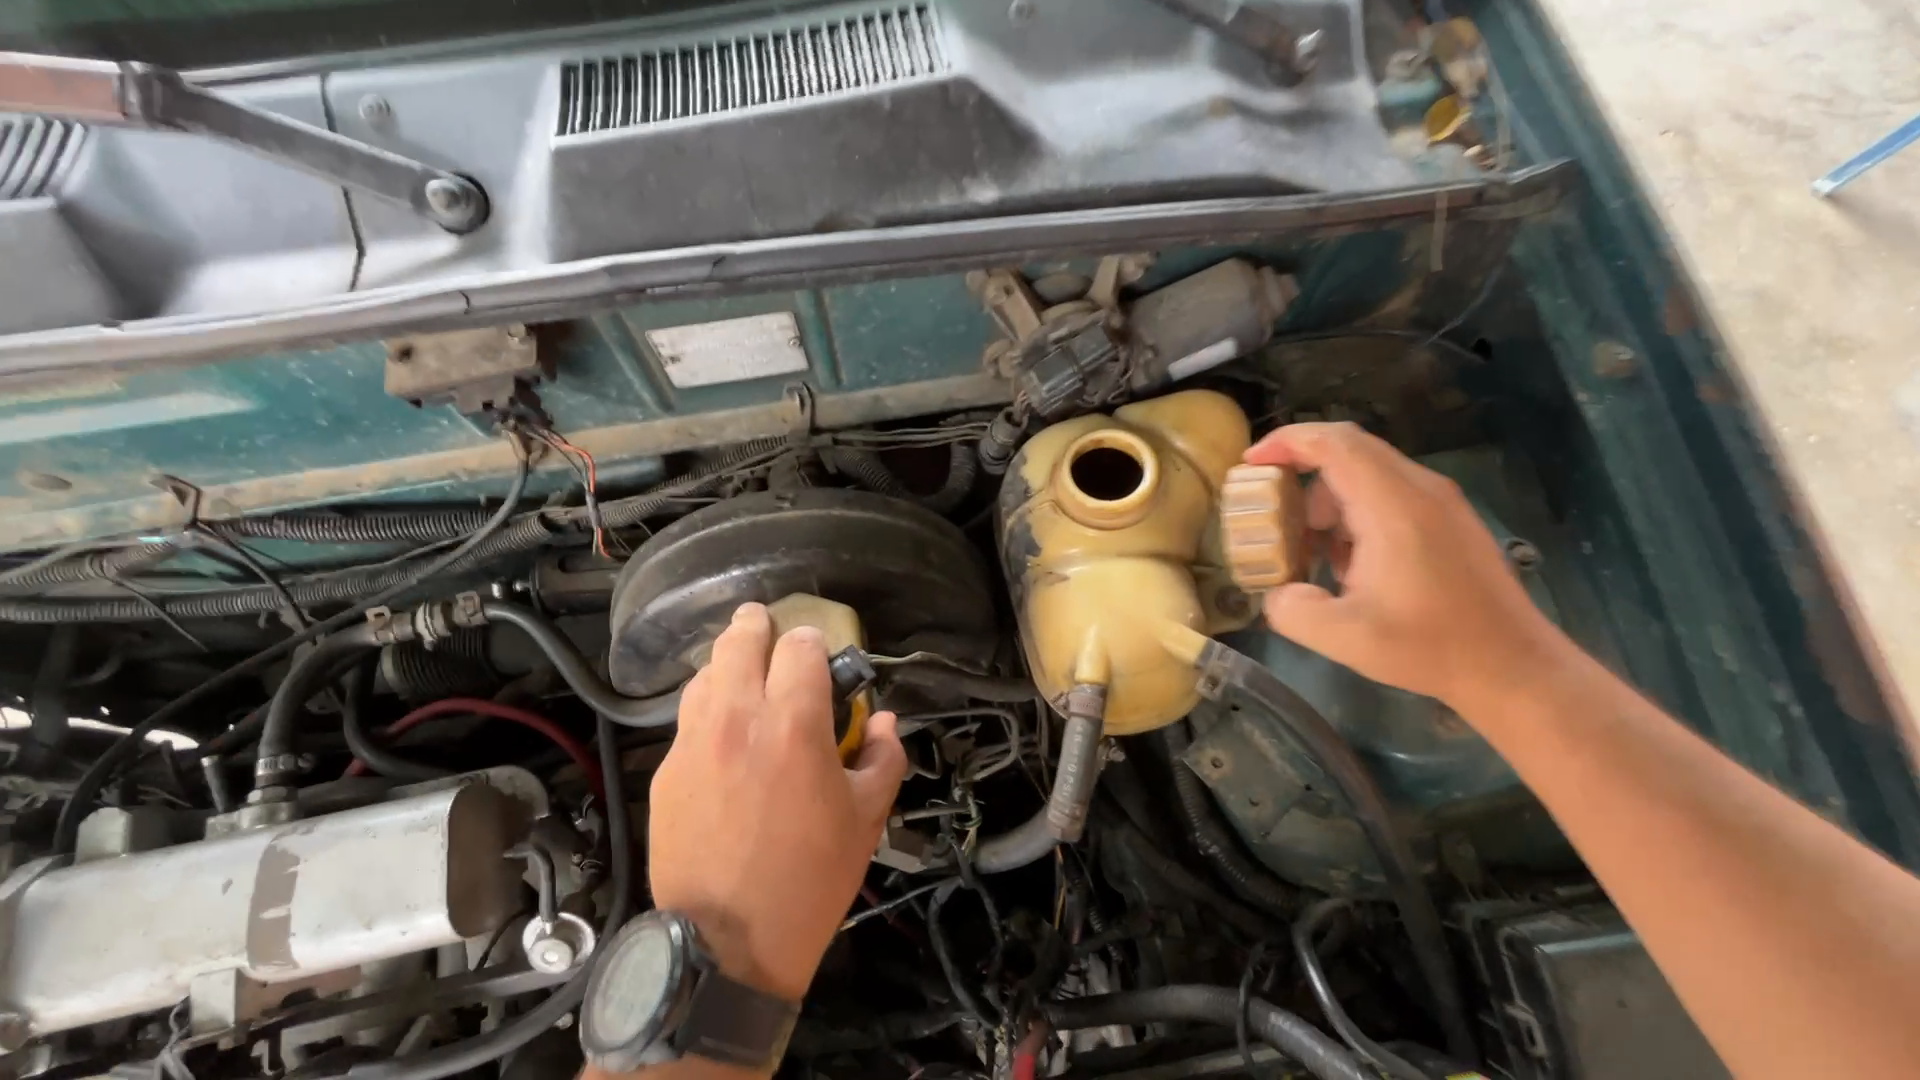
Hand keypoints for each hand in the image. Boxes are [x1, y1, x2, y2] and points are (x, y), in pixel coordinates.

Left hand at [647, 603, 907, 1001]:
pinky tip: (722, 730)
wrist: (728, 944)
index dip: (813, 641)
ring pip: (706, 673)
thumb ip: (884, 757)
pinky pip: (688, 719)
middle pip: (741, 640)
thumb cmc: (811, 878)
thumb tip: (885, 722)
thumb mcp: (867, 818)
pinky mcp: (666, 772)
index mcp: (794, 725)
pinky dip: (708, 707)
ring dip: (729, 664)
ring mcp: (693, 743)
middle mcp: (738, 719)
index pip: (799, 645)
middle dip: (759, 627)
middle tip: (768, 629)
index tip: (819, 654)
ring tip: (744, 677)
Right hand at [1244, 422, 1574, 709]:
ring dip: (1329, 496)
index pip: (1333, 443)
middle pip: (1350, 448)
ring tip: (1311, 545)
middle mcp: (1420, 490)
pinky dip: (1355, 510)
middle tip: (1270, 504)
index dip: (1286, 442)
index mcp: (1393, 507)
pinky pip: (1390, 491)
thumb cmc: (1429, 646)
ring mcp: (1441, 502)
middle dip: (1300, 467)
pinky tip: (1350, 561)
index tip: (1250, 463)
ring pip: (1369, 471)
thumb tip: (1277, 592)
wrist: (1512, 666)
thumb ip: (1292, 610)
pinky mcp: (1449, 519)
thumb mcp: (1343, 639)